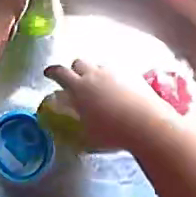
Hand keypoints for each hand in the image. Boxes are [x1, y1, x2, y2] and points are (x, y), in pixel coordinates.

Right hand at [43, 58, 178, 151]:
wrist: (147, 124)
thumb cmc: (113, 133)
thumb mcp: (88, 134)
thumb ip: (76, 122)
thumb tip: (69, 121)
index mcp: (79, 87)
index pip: (59, 73)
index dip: (52, 72)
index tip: (48, 73)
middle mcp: (94, 74)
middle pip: (79, 62)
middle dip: (75, 69)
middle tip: (77, 81)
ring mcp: (114, 72)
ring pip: (99, 65)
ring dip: (95, 72)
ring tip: (100, 86)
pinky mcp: (131, 75)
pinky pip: (117, 71)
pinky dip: (114, 78)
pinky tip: (119, 90)